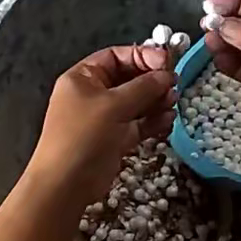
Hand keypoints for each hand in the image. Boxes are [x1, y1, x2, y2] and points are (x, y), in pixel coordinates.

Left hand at [27, 44, 176, 206]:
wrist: (66, 184)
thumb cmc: (83, 136)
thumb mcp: (113, 105)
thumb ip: (143, 87)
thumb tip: (167, 75)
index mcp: (83, 78)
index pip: (116, 57)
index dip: (142, 56)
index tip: (166, 62)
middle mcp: (93, 95)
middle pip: (129, 79)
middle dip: (152, 81)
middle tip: (174, 85)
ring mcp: (105, 118)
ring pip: (136, 103)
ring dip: (156, 101)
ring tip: (173, 101)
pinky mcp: (115, 139)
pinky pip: (138, 124)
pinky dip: (153, 121)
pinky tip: (168, 120)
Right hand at [202, 0, 240, 131]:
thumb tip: (222, 24)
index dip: (235, 3)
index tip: (210, 7)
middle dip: (226, 23)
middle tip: (206, 26)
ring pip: (240, 45)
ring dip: (224, 43)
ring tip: (209, 43)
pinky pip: (240, 67)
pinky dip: (227, 62)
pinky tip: (217, 58)